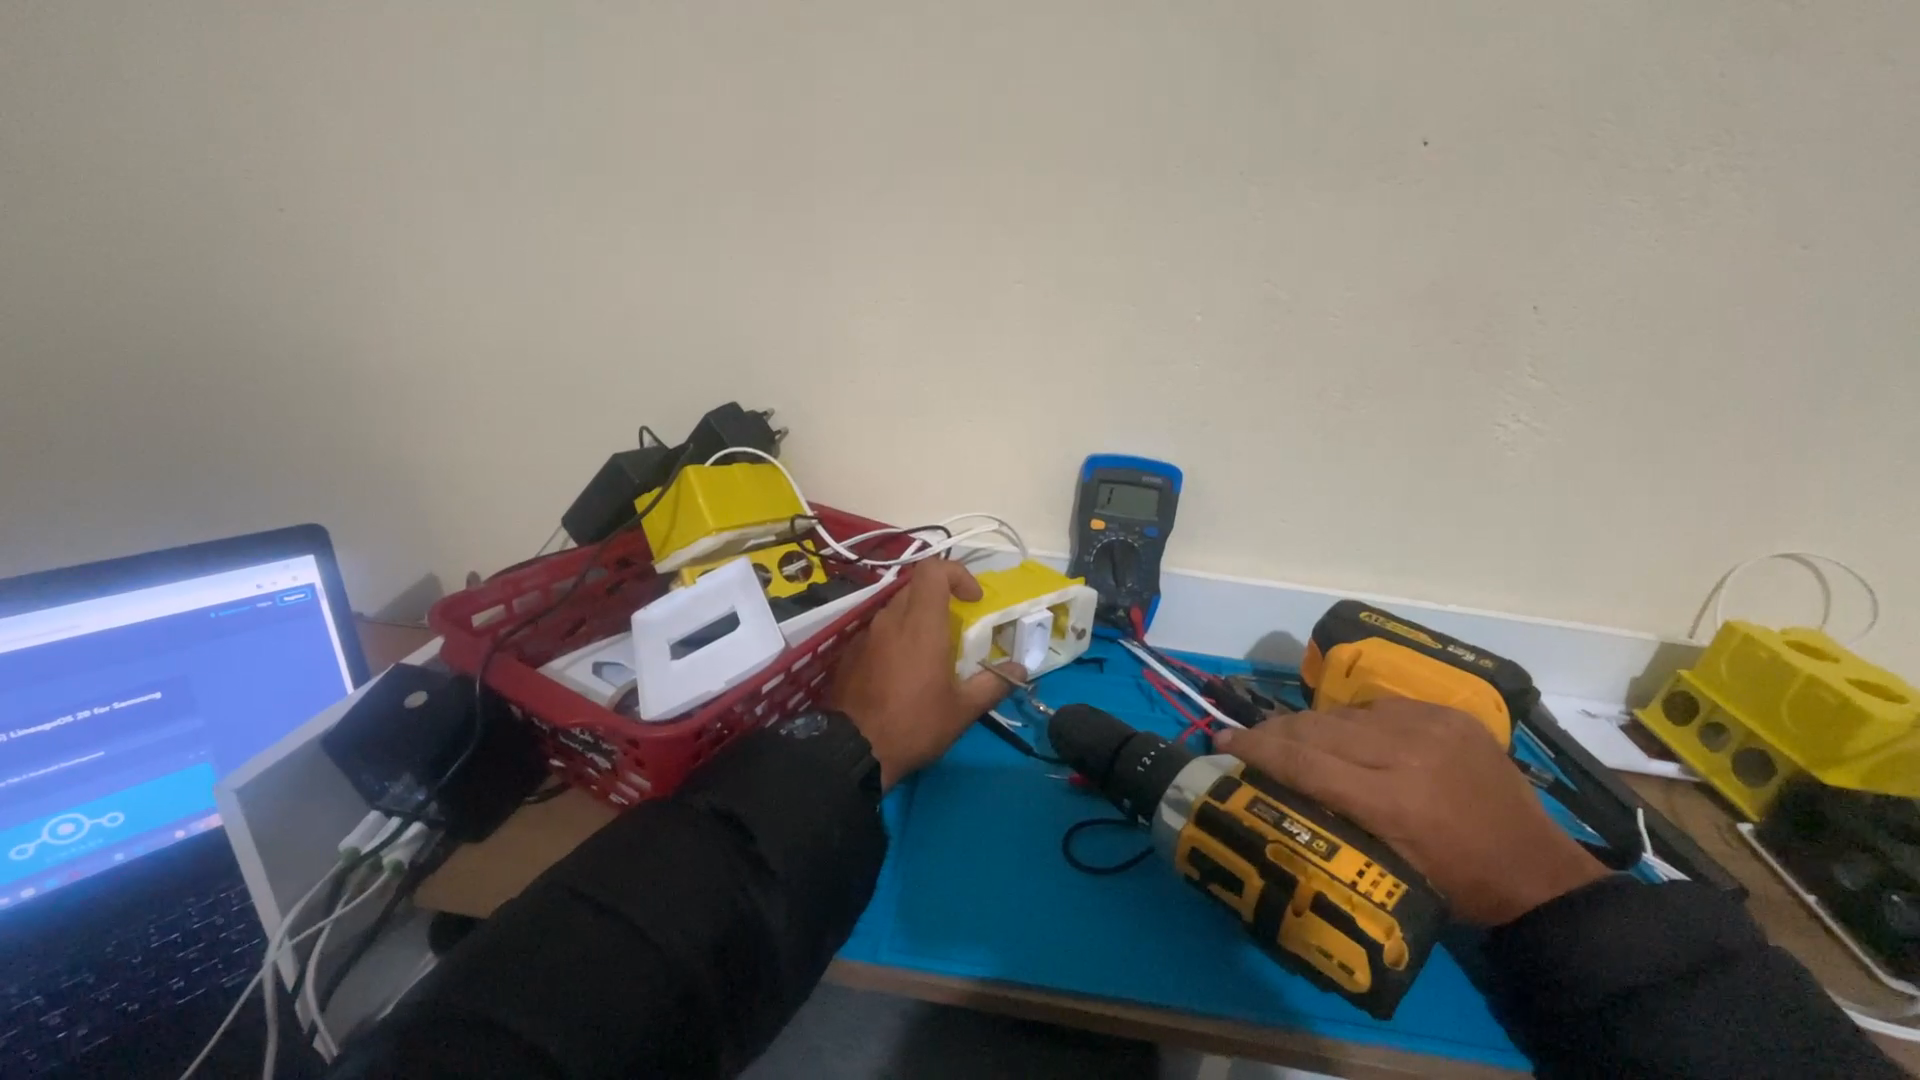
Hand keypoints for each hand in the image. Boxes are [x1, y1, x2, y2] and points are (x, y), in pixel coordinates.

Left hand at [828, 560, 1020, 790]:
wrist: (852, 751)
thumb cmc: (914, 725)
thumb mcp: (963, 710)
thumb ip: (993, 684)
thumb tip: (1019, 669)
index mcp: (921, 624)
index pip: (933, 569)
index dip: (957, 575)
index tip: (973, 601)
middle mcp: (891, 620)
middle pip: (916, 587)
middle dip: (940, 599)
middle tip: (956, 627)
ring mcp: (866, 635)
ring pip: (895, 609)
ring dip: (916, 619)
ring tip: (930, 652)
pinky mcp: (850, 653)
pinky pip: (878, 632)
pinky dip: (895, 638)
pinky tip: (902, 671)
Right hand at [1214, 698, 1608, 925]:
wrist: (1540, 872)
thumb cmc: (1456, 888)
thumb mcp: (1386, 869)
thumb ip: (1332, 822)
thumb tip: (1276, 791)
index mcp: (1393, 801)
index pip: (1304, 762)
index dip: (1256, 750)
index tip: (1221, 741)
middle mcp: (1409, 751)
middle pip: (1317, 729)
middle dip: (1272, 733)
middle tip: (1243, 741)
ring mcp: (1433, 725)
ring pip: (1344, 714)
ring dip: (1310, 726)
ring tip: (1288, 740)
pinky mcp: (1449, 714)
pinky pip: (1379, 708)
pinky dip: (1353, 722)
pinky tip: (1344, 736)